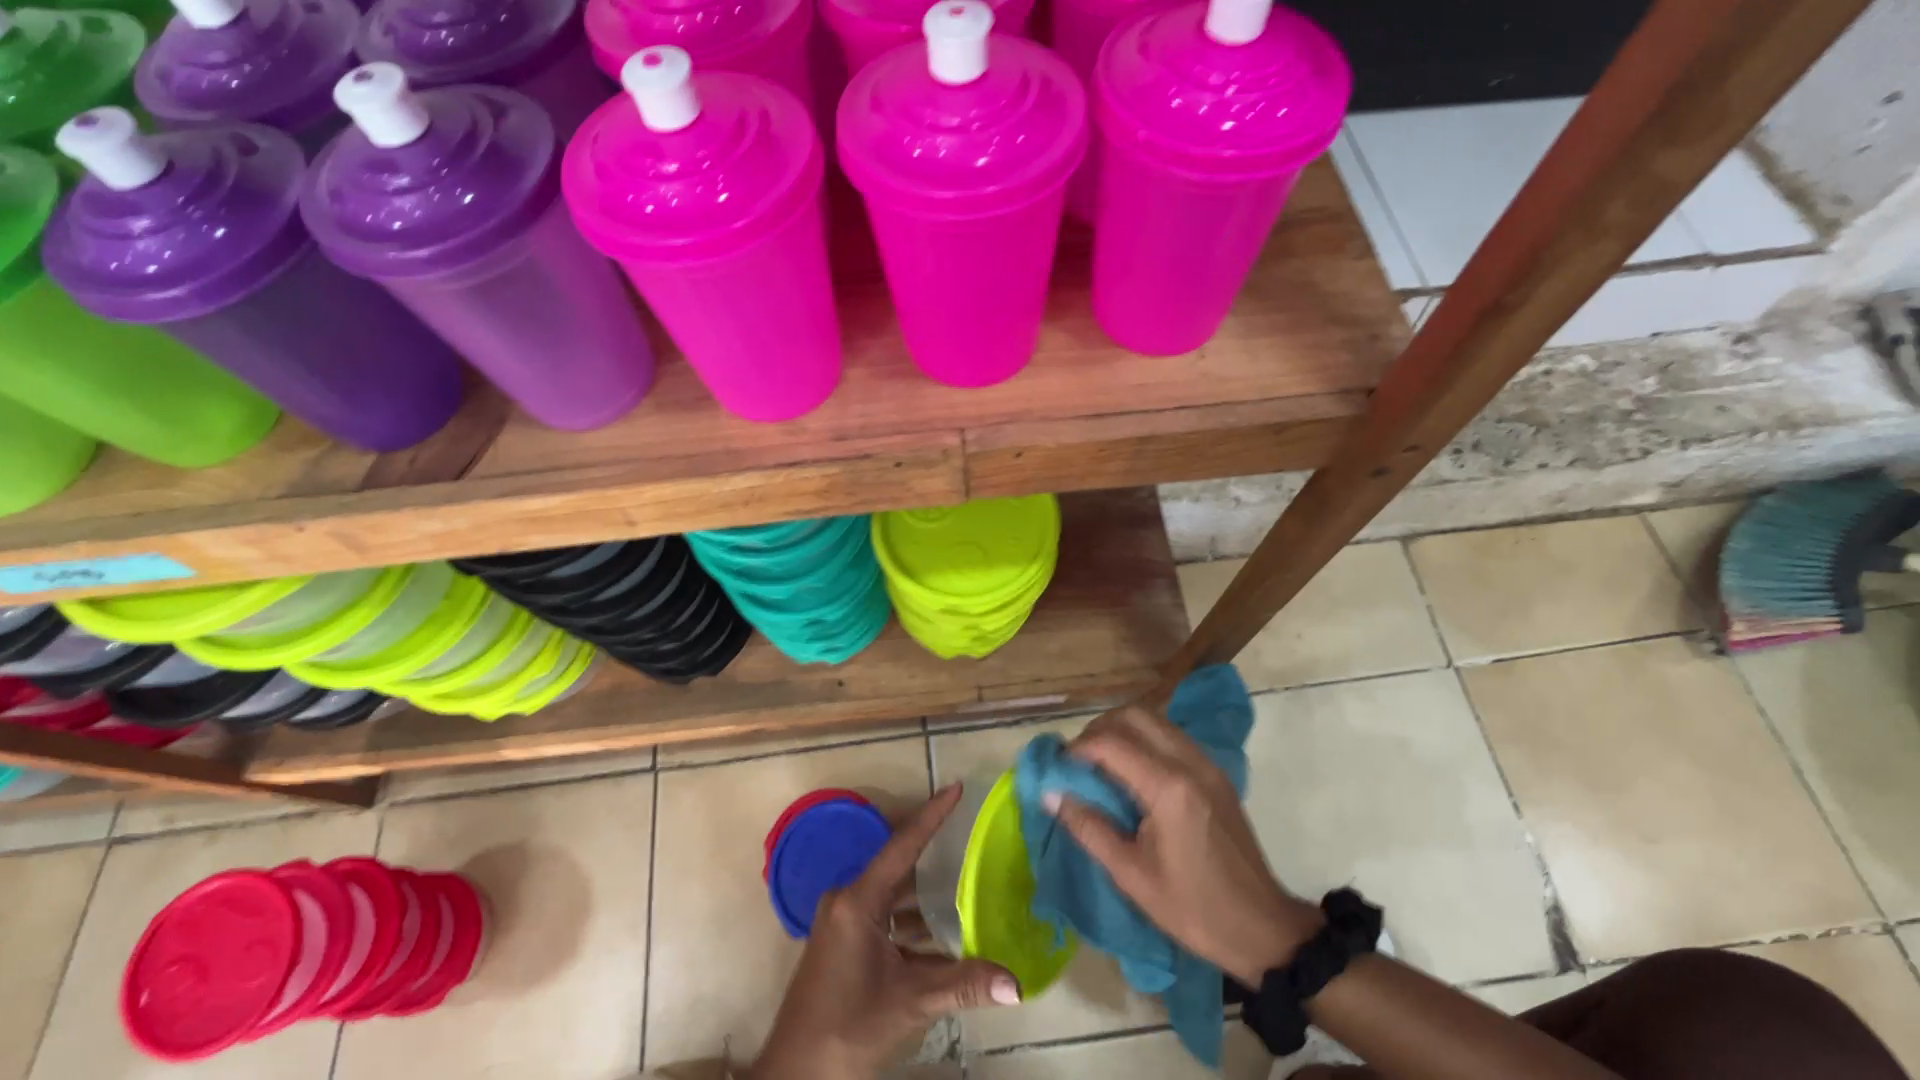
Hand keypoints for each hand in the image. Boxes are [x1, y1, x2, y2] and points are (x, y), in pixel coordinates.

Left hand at [751, 783, 1021, 1079]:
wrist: (796, 1074)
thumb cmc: (846, 1028)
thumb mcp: (910, 1003)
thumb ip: (964, 985)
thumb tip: (1018, 982)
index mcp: (858, 903)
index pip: (902, 847)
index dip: (931, 815)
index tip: (956, 787)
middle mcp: (847, 903)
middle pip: (898, 867)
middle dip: (934, 853)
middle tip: (973, 838)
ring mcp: (843, 925)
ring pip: (893, 897)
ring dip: (926, 897)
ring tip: (970, 886)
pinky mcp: (844, 947)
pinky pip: (885, 920)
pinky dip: (913, 924)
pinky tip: (944, 937)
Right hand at [1044, 703, 1323, 984]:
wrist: (1261, 928)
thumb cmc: (1192, 908)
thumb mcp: (1131, 875)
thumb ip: (1089, 827)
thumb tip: (1051, 794)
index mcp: (1169, 788)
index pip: (1111, 743)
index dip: (1076, 749)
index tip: (1056, 770)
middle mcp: (1190, 763)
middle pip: (1135, 716)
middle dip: (1098, 731)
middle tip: (1077, 763)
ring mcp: (1208, 765)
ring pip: (1156, 721)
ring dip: (1122, 732)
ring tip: (1099, 767)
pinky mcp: (1216, 775)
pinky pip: (1172, 738)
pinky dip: (1145, 742)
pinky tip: (1131, 775)